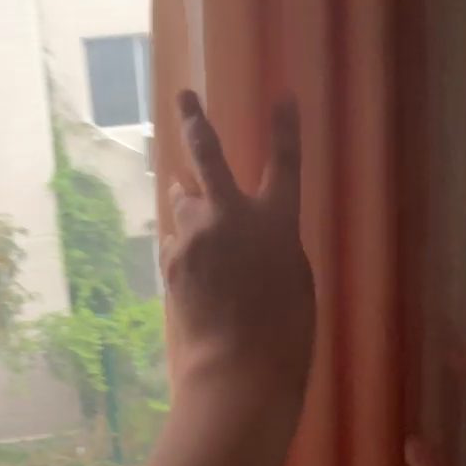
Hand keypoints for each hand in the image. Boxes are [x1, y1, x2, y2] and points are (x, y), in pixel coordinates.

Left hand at [162, 90, 315, 406]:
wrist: (236, 369)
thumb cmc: (284, 331)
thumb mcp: (293, 277)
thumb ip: (271, 241)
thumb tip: (245, 228)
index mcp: (276, 219)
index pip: (285, 162)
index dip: (286, 128)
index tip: (284, 97)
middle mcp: (230, 215)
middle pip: (207, 154)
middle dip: (195, 120)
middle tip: (183, 97)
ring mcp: (195, 235)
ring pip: (183, 200)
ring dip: (188, 198)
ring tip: (186, 195)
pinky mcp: (171, 260)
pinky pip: (176, 240)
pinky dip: (184, 244)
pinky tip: (191, 266)